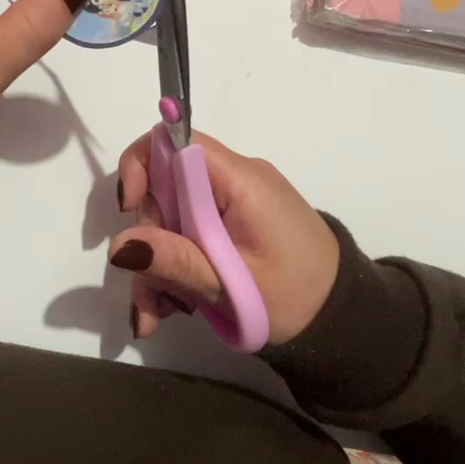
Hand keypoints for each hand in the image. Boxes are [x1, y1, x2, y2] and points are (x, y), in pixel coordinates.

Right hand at [109, 130, 339, 344]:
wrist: (346, 322)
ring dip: (155, 265)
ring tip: (155, 315)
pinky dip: (173, 267)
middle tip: (147, 292)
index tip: (129, 209)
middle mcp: (232, 180)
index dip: (141, 166)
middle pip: (164, 189)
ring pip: (170, 219)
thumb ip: (175, 261)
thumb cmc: (298, 297)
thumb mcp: (231, 285)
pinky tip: (169, 307)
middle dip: (146, 241)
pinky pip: (188, 233)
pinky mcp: (230, 224)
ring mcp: (230, 203)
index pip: (175, 141)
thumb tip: (118, 247)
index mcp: (239, 180)